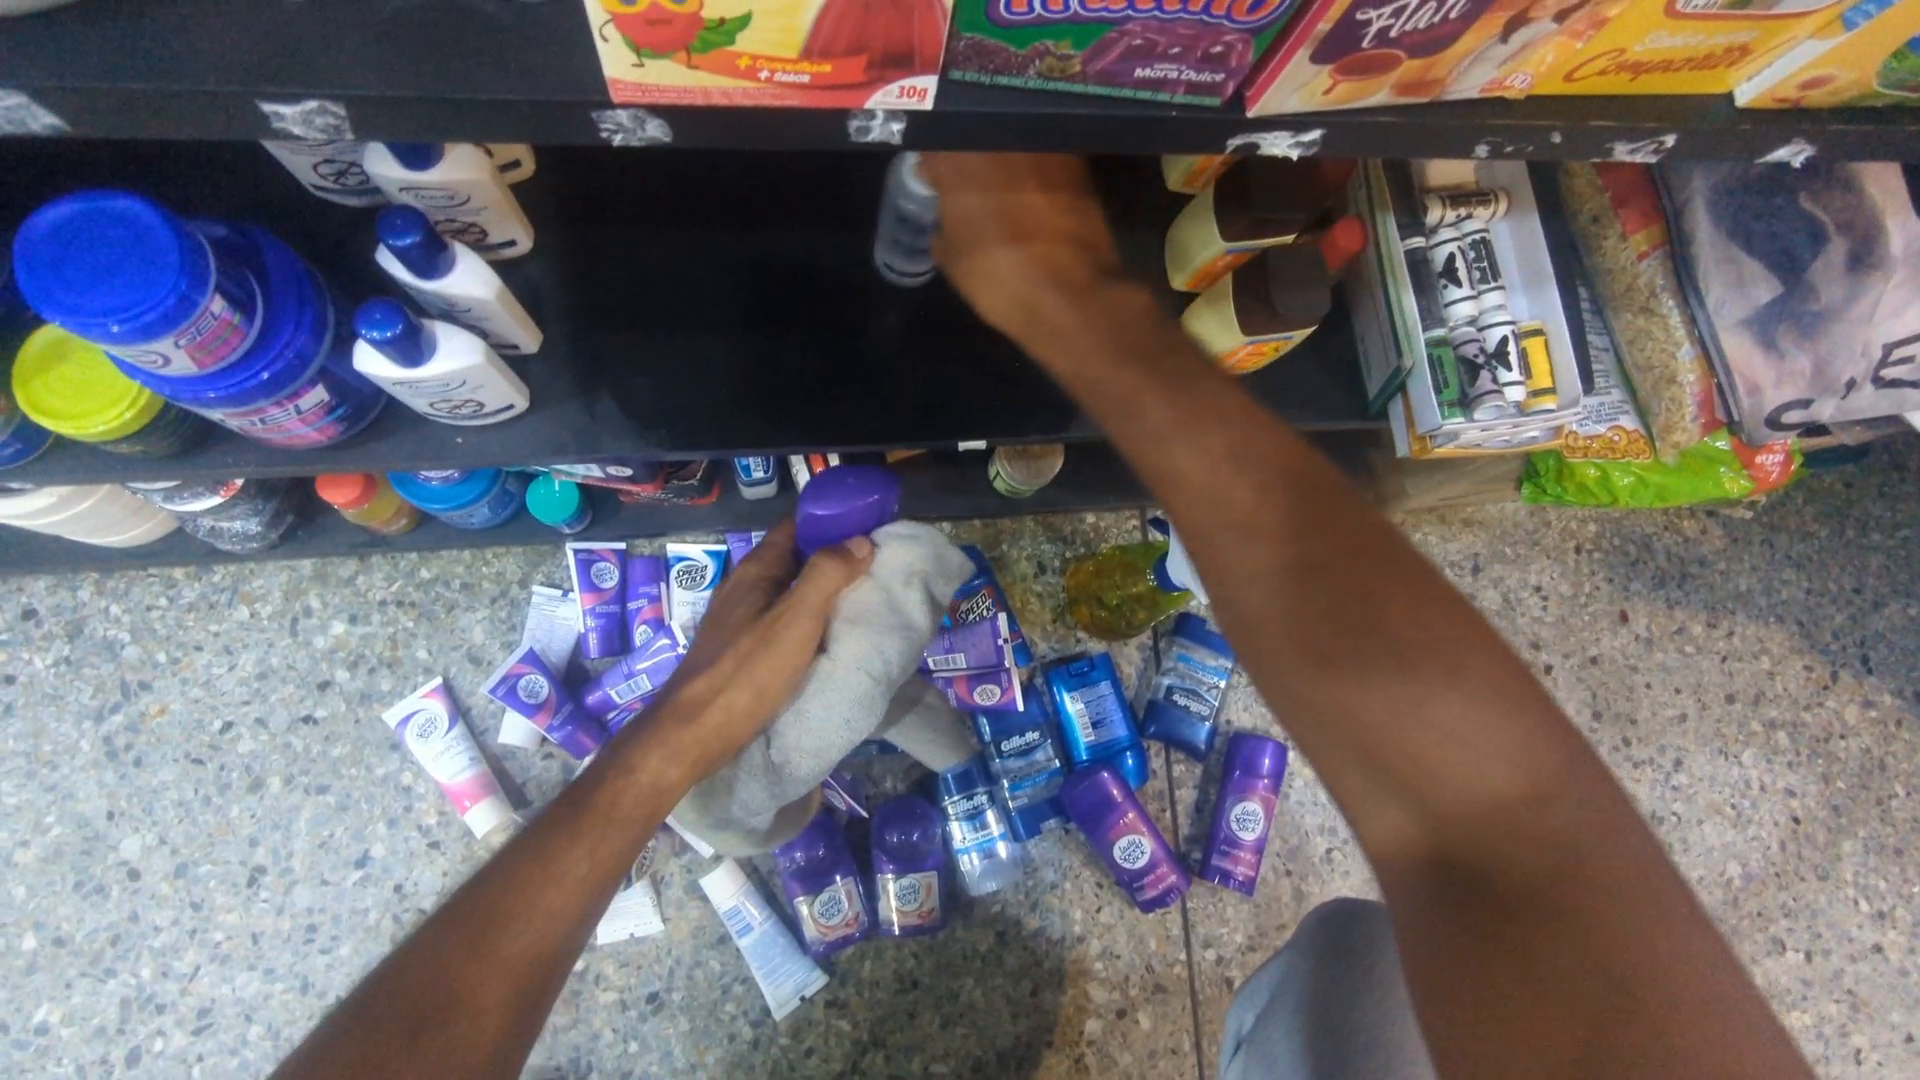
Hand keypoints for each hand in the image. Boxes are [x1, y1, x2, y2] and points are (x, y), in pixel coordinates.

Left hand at [640, 519, 872, 787]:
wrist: (695, 732)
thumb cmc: (747, 671)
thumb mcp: (795, 618)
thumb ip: (827, 574)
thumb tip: (861, 541)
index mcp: (758, 568)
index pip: (797, 523)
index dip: (833, 515)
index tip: (871, 519)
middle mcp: (748, 585)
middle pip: (797, 555)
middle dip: (835, 552)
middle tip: (880, 559)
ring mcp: (743, 616)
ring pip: (792, 588)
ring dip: (825, 586)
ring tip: (866, 592)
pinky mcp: (744, 646)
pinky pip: (785, 616)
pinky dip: (812, 615)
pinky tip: (832, 631)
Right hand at [919, 153, 1125, 339]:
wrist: (1071, 295)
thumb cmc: (999, 277)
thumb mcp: (952, 259)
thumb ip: (943, 225)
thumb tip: (947, 216)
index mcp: (959, 156)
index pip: (933, 141)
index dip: (932, 164)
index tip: (934, 184)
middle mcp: (1000, 136)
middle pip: (975, 134)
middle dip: (969, 158)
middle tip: (970, 190)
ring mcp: (1042, 145)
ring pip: (1012, 143)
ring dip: (1004, 163)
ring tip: (1005, 197)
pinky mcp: (1076, 161)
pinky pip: (1044, 159)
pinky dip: (1036, 175)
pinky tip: (1034, 203)